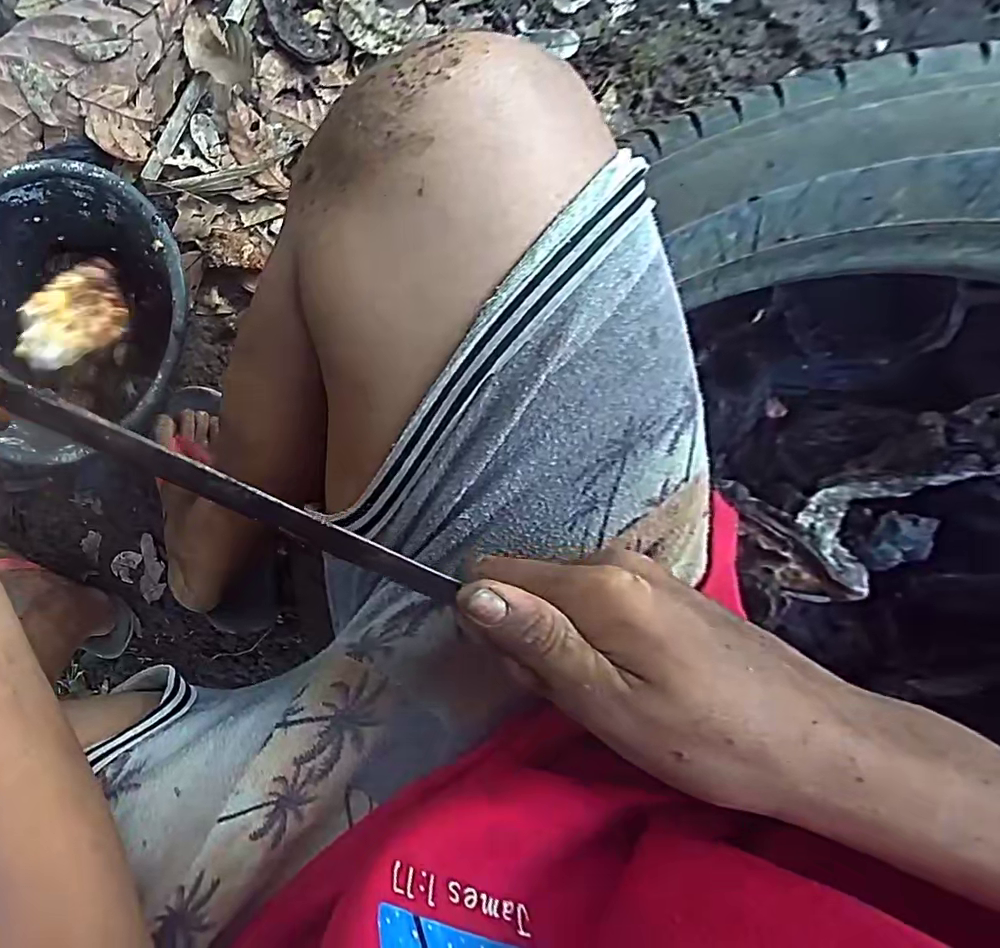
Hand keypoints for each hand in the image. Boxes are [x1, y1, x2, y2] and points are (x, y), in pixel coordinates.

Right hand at [457, 549, 867, 819]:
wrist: (842, 753)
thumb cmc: (712, 740)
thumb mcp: (607, 702)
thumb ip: (535, 639)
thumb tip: (470, 593)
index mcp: (594, 583)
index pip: (487, 575)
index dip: (494, 624)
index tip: (535, 671)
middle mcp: (613, 559)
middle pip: (520, 583)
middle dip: (529, 635)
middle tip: (580, 692)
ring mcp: (643, 569)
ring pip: (553, 592)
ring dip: (560, 638)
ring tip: (612, 688)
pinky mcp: (663, 587)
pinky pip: (589, 597)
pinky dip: (592, 633)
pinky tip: (635, 673)